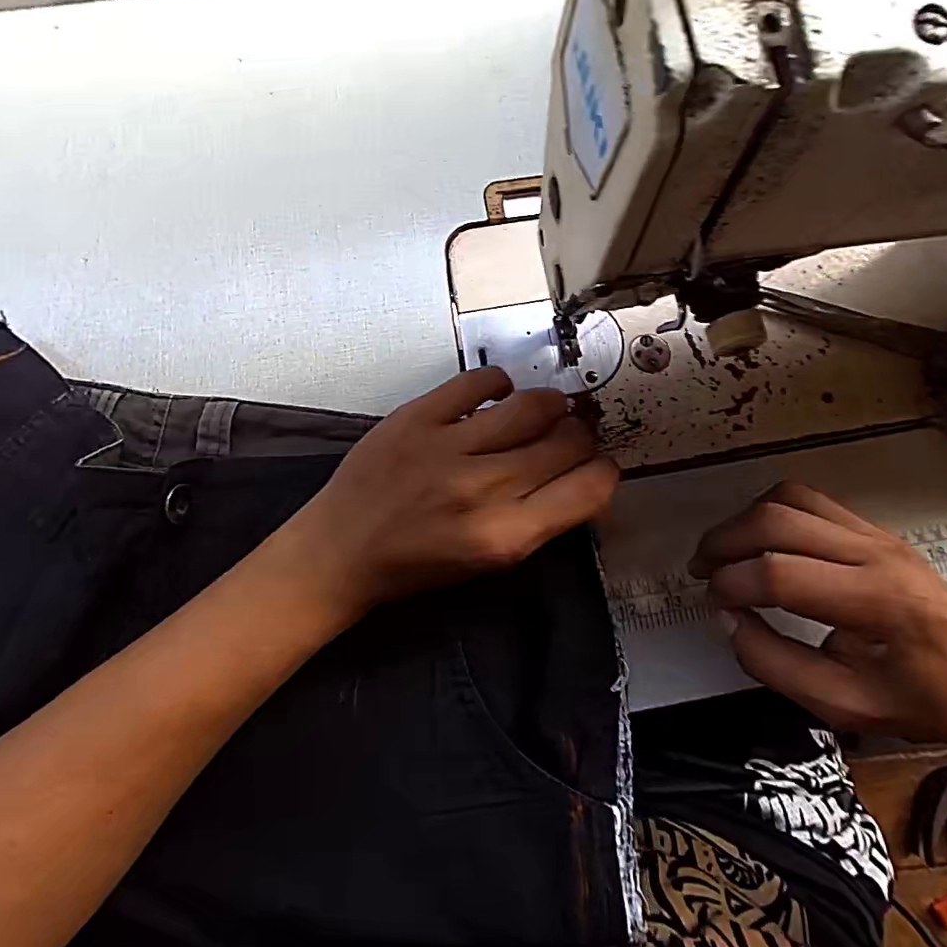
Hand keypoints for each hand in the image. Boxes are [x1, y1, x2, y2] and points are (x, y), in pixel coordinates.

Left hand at [277, 367, 619, 617]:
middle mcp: (481, 490)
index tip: (596, 468)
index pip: (587, 489)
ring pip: (532, 406)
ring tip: (544, 413)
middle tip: (570, 439)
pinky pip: (478, 381)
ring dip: (551, 407)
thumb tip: (582, 479)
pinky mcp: (416, 417)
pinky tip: (497, 398)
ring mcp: (446, 448)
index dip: (605, 474)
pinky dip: (499, 384)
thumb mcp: (488, 562)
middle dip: (580, 438)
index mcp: (504, 538)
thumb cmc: (416, 564)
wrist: (341, 548)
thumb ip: (539, 522)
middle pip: (566, 442)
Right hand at [688, 482, 946, 756]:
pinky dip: (769, 512)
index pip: (780, 575)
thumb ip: (774, 666)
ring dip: (743, 521)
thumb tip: (729, 620)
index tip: (714, 604)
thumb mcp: (846, 706)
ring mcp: (877, 535)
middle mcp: (877, 555)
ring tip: (723, 551)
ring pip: (788, 499)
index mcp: (878, 603)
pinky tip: (758, 539)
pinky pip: (808, 500)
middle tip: (701, 570)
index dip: (731, 586)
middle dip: (723, 543)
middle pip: (776, 522)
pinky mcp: (874, 531)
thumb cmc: (931, 702)